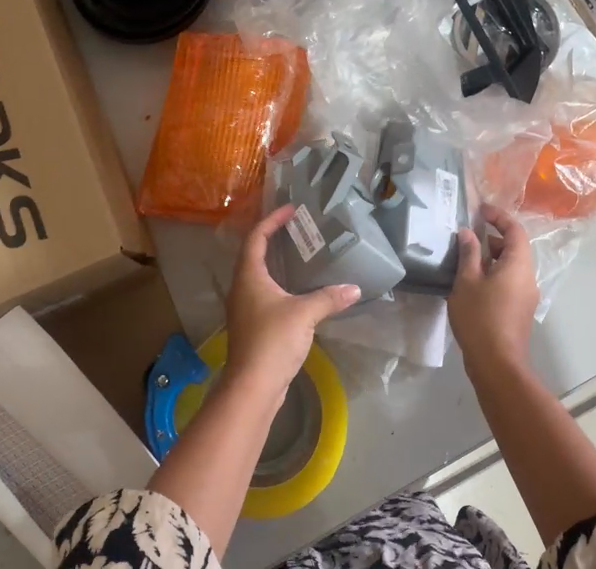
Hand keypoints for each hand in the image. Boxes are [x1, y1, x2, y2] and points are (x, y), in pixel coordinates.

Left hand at [224, 206, 361, 397]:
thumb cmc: (272, 341)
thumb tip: (354, 289)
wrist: (253, 386)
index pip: (256, 237)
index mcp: (249, 276)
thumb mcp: (304, 314)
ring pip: (258, 275)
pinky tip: (298, 290)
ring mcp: (244, 307)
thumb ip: (328, 298)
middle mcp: (242, 287)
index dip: (272, 220)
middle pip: (254, 253)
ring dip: (276, 262)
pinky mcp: (252, 325)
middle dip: (273, 238)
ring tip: (299, 255)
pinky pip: (264, 293)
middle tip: (297, 228)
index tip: (290, 209)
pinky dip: (279, 284)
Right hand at [449, 204, 539, 368]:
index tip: (480, 210)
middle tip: (469, 234)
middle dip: (494, 236)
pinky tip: (473, 281)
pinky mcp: (520, 310)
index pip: (515, 230)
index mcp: (518, 265)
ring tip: (467, 257)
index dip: (499, 216)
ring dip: (493, 256)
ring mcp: (527, 295)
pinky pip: (511, 280)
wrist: (497, 363)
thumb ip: (469, 253)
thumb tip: (468, 232)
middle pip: (516, 247)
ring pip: (513, 265)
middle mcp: (528, 277)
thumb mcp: (467, 281)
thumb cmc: (480, 317)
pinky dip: (495, 272)